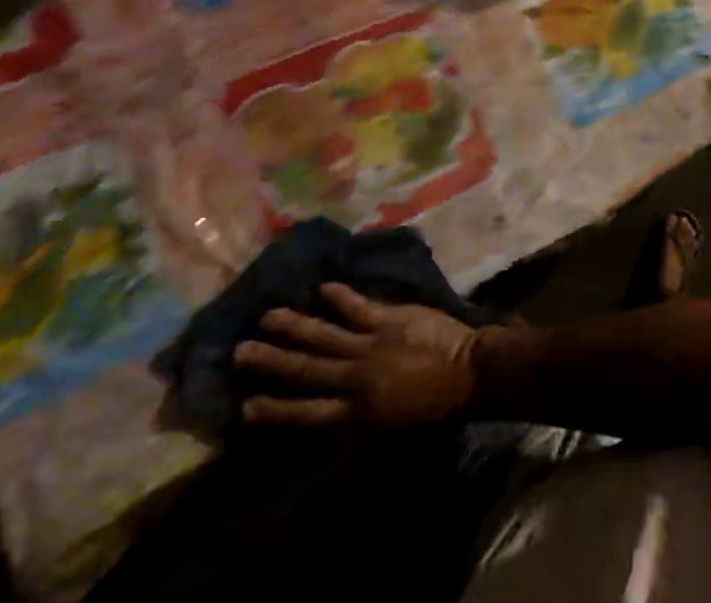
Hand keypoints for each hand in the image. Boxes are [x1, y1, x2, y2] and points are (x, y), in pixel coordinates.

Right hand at [234, 282, 481, 427]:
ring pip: (325, 334)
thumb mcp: (395, 423)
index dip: (276, 410)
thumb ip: (362, 412)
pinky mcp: (390, 318)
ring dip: (295, 324)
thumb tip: (334, 405)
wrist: (472, 373)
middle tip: (239, 351)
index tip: (245, 407)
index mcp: (360, 411)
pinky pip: (359, 305)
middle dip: (272, 361)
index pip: (308, 413)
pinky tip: (323, 286)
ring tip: (268, 315)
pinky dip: (340, 296)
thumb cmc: (437, 404)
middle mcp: (358, 378)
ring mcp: (373, 344)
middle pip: (307, 369)